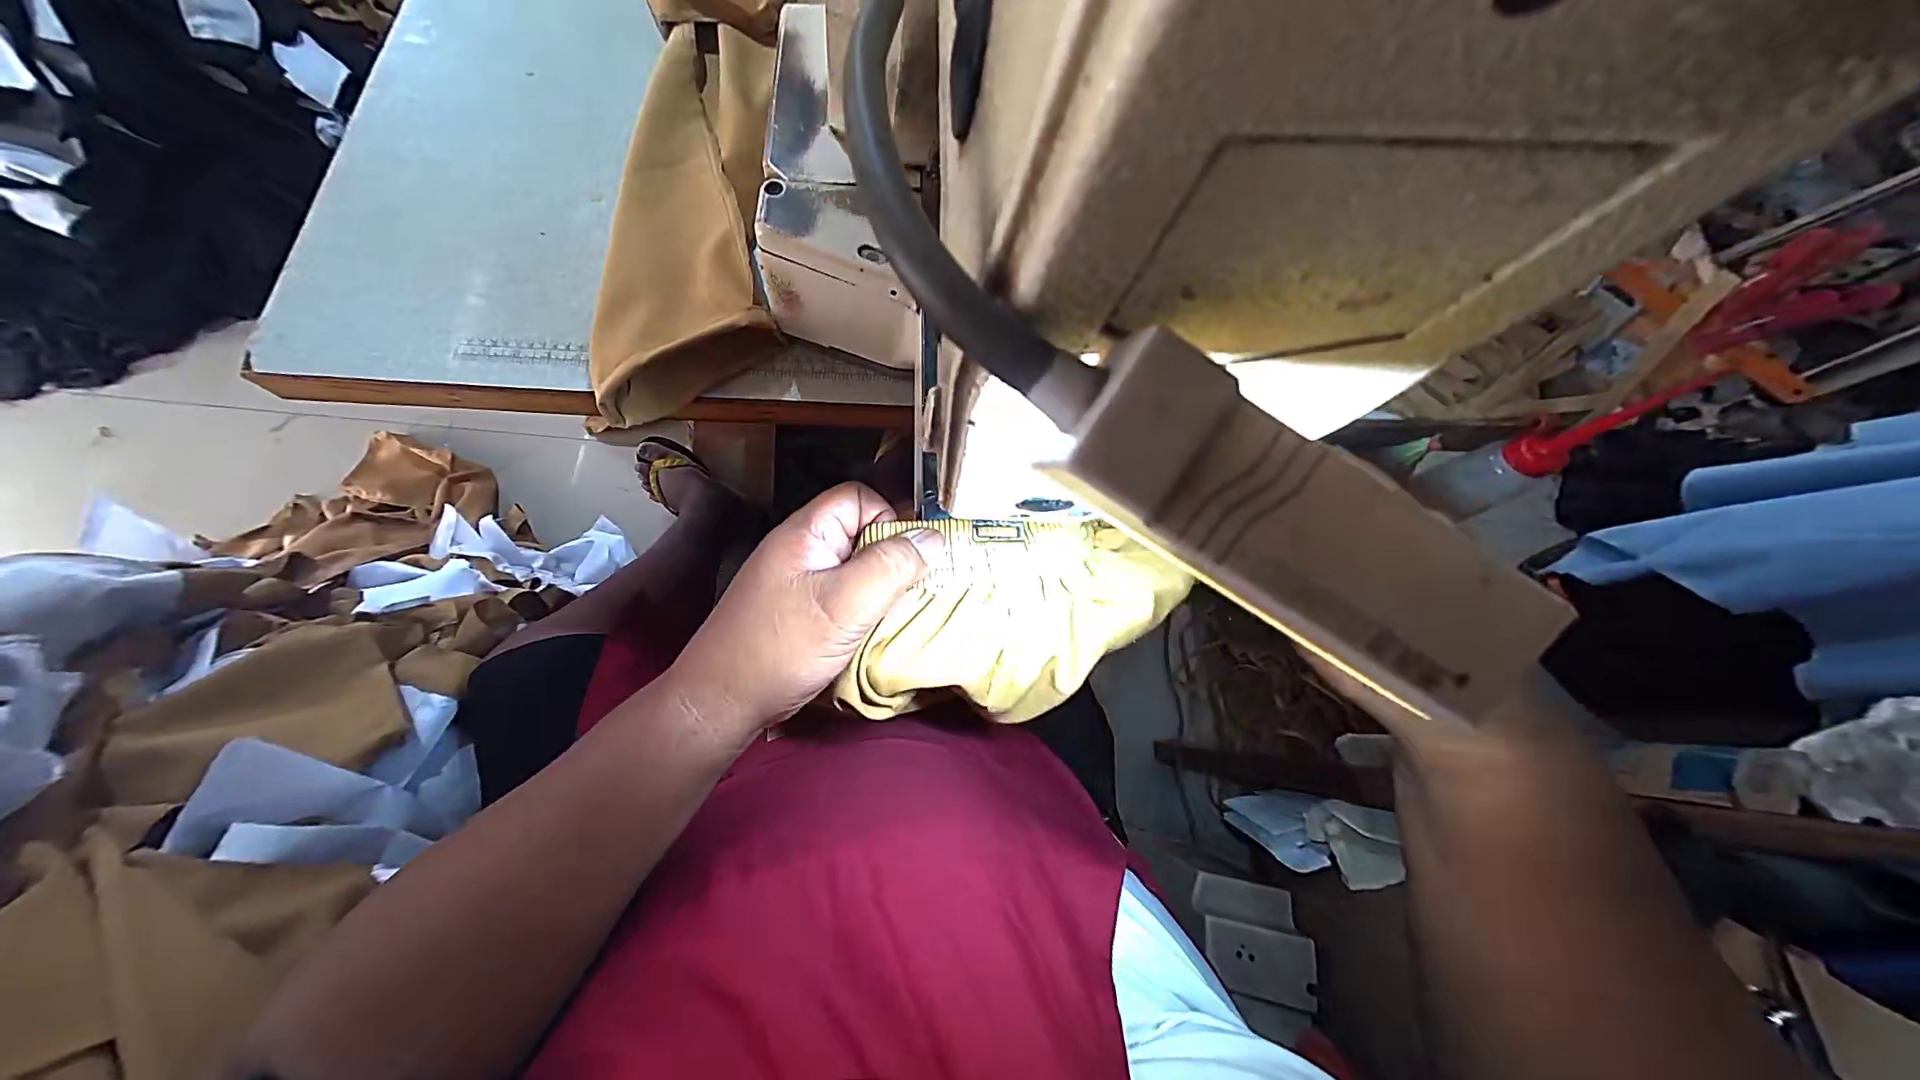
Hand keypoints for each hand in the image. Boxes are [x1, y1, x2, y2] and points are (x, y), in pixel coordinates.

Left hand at [665, 482, 942, 730]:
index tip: (907, 559)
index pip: (859, 498)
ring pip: (857, 569)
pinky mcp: (801, 612)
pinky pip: (845, 597)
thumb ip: (892, 567)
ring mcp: (800, 583)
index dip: (889, 519)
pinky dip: (865, 611)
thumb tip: (934, 539)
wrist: (720, 703)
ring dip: (881, 590)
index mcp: (806, 533)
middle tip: (908, 594)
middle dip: (892, 560)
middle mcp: (803, 550)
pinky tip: (871, 634)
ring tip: (893, 617)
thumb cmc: (778, 650)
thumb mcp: (844, 604)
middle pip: (862, 534)